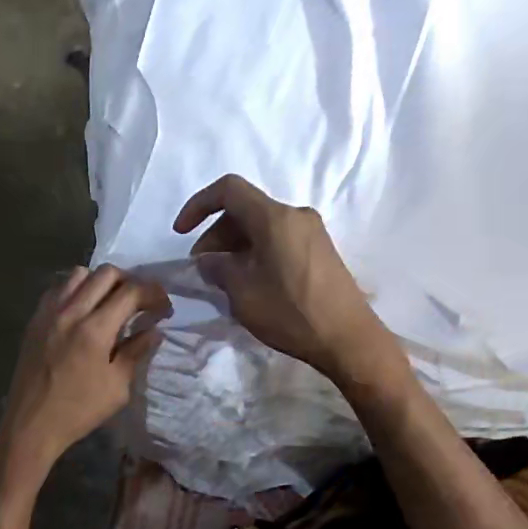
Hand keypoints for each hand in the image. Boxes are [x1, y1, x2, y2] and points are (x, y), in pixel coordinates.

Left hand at [0, 265, 170, 483]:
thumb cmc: (79, 411)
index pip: (131, 292)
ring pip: (79, 274)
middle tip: (140, 303)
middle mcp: (70, 311)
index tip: (164, 308)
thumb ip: (135, 353)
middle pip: (106, 273)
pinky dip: (76, 291)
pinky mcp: (35, 320)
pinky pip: (58, 289)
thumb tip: (153, 331)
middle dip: (130, 282)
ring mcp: (48, 312)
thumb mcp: (117, 388)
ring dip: (101, 282)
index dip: (153, 294)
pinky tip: (83, 312)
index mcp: (94, 329)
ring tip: (111, 304)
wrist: (32, 424)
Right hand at [174, 175, 399, 383]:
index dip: (198, 205)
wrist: (347, 338)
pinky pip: (279, 240)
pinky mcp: (321, 251)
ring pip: (262, 227)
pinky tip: (250, 282)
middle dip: (216, 234)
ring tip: (223, 280)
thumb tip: (209, 260)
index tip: (181, 233)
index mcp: (274, 218)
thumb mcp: (243, 293)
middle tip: (202, 268)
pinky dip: (256, 253)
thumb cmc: (290, 313)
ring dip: (236, 247)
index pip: (228, 190)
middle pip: (245, 210)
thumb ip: (219, 269)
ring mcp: (312, 232)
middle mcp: (295, 215)